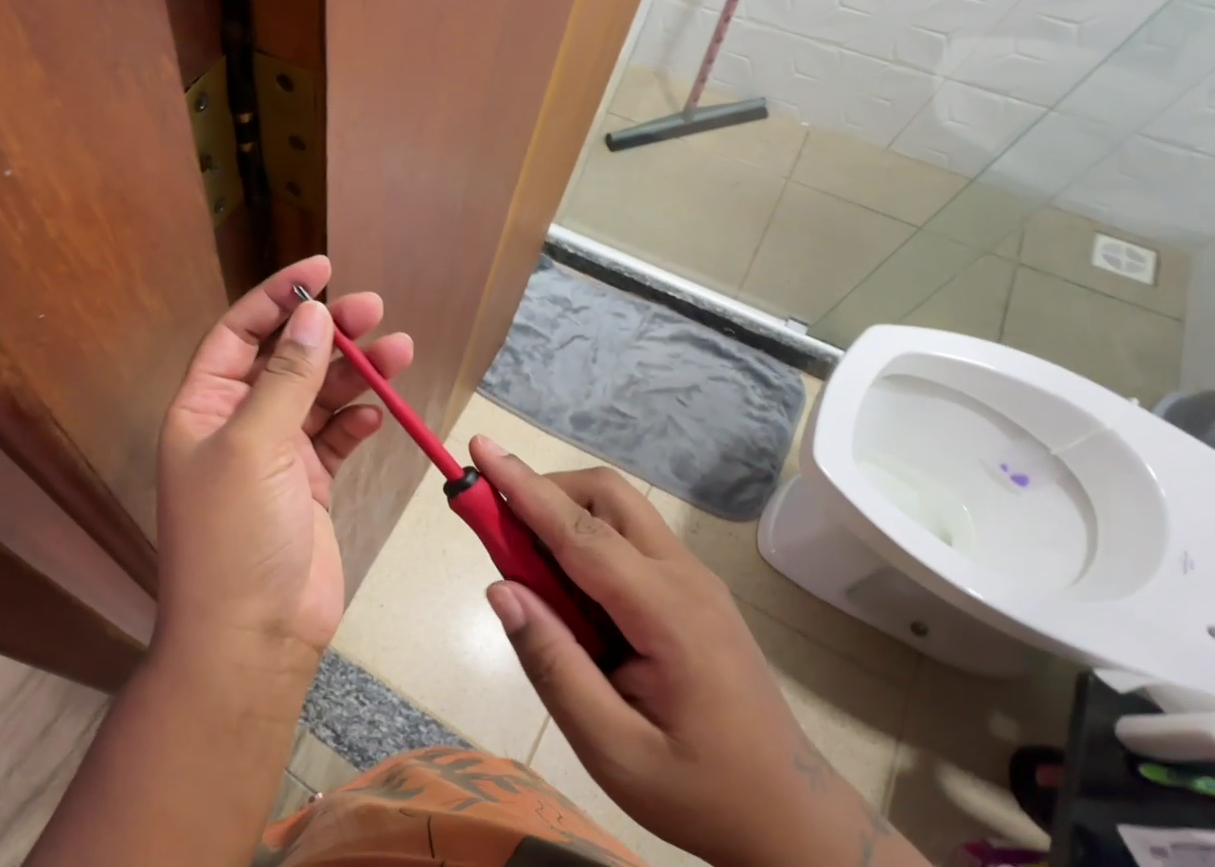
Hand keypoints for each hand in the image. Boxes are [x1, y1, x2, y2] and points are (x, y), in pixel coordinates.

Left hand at [156, 256, 412, 664]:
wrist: (253, 636)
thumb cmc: (235, 535)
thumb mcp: (255, 445)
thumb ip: (287, 378)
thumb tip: (314, 316)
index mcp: (203, 406)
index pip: (238, 333)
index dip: (277, 298)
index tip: (323, 271)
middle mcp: (236, 424)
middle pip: (286, 360)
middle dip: (329, 333)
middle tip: (377, 310)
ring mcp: (274, 456)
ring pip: (318, 397)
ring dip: (356, 375)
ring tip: (401, 350)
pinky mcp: (308, 486)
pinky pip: (335, 439)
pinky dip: (357, 422)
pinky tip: (380, 411)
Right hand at [469, 437, 922, 866]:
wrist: (790, 819)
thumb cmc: (698, 793)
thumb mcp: (612, 749)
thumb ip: (552, 665)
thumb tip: (499, 589)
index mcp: (668, 615)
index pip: (580, 533)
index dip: (522, 488)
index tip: (479, 449)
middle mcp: (685, 579)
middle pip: (606, 497)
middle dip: (543, 491)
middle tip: (495, 529)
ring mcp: (695, 583)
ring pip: (618, 513)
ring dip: (562, 516)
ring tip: (528, 574)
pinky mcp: (692, 594)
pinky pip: (629, 542)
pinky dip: (583, 543)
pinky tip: (570, 599)